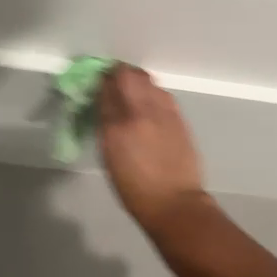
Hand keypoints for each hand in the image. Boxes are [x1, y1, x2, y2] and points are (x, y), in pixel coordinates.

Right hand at [97, 65, 209, 227]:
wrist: (174, 203)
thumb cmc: (134, 189)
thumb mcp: (109, 157)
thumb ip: (106, 126)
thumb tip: (105, 106)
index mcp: (115, 128)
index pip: (104, 90)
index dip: (100, 83)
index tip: (97, 83)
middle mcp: (139, 113)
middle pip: (126, 75)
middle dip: (117, 73)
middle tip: (113, 80)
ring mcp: (162, 113)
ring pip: (146, 79)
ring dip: (136, 79)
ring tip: (132, 89)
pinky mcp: (178, 116)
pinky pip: (161, 93)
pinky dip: (152, 91)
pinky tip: (149, 102)